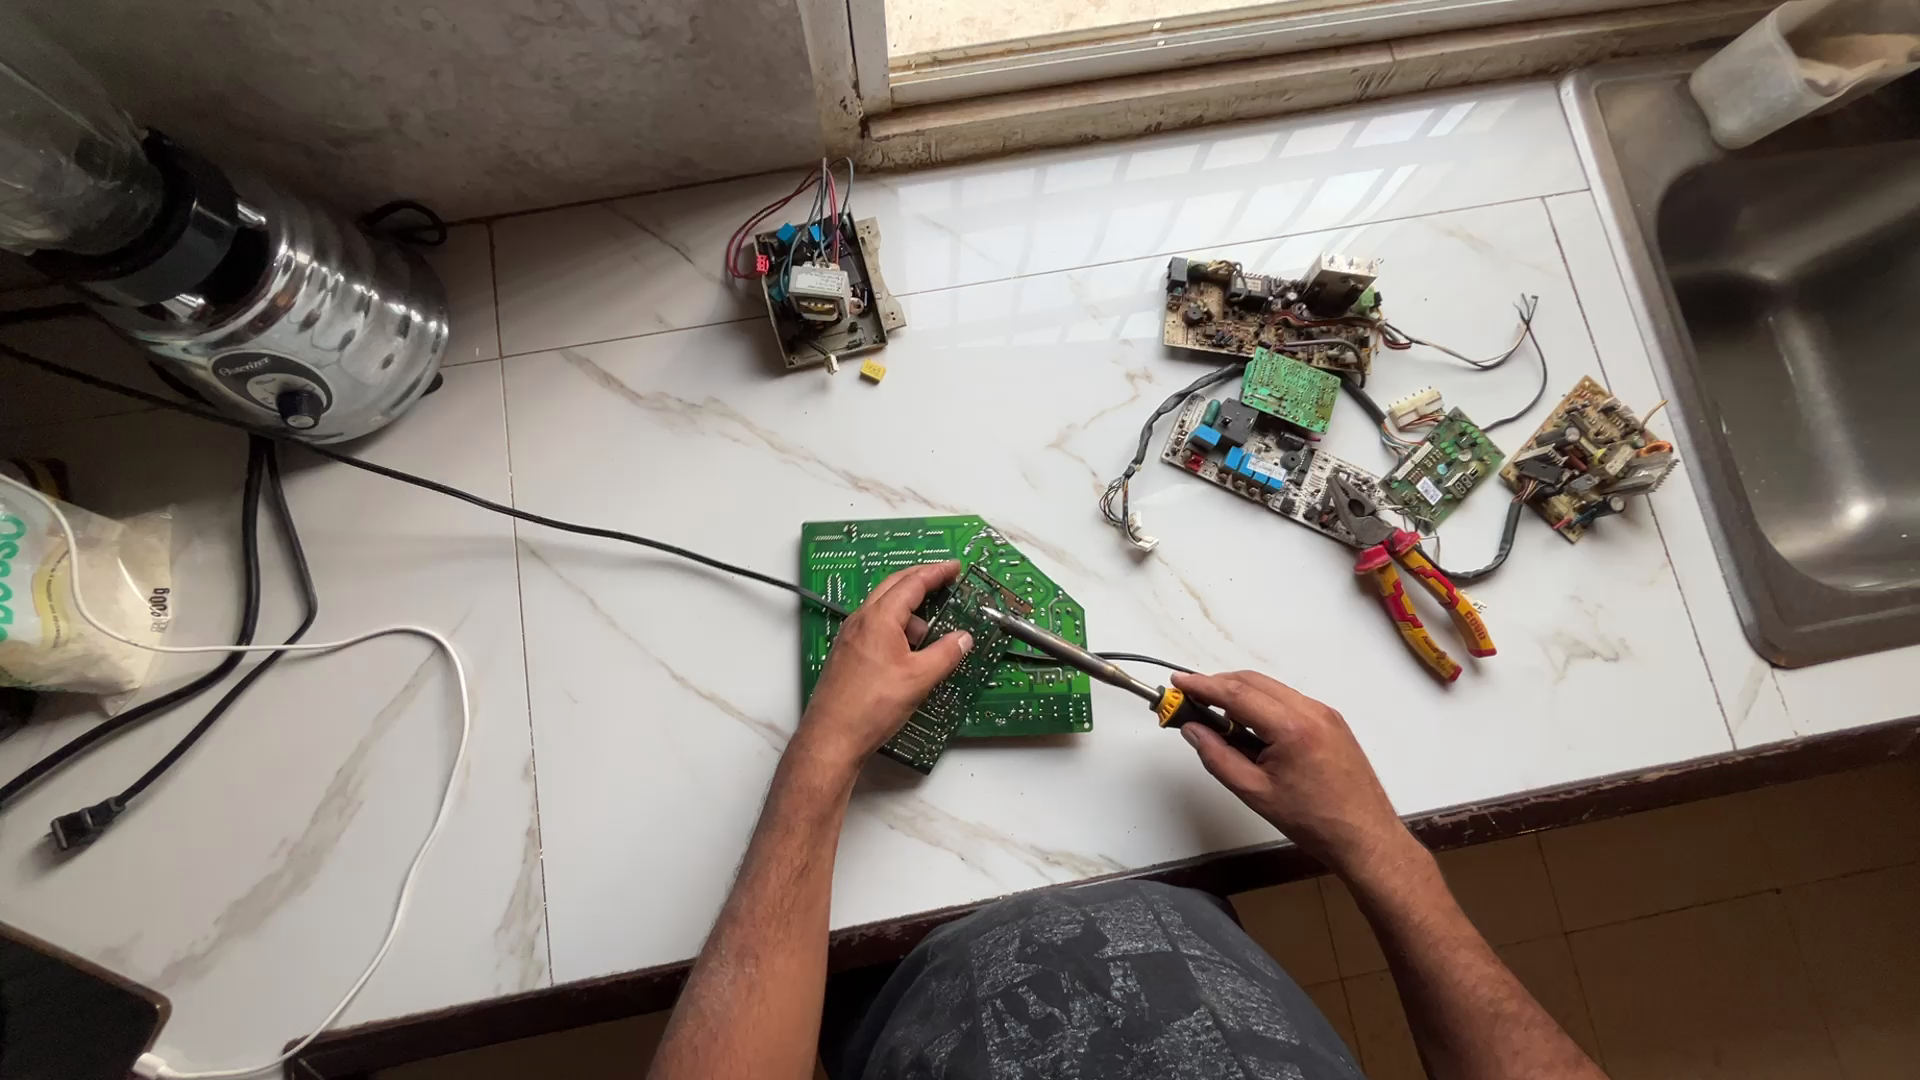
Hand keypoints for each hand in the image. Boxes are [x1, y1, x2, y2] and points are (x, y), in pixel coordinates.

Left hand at [793, 561, 974, 774]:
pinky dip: (897, 628)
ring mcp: (851, 636)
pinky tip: (909, 650)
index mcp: (879, 618)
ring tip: (933, 633)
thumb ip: (945, 654)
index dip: (936, 572)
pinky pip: (876, 627)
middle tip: (944, 581)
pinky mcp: (848, 653)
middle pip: (894, 586)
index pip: (912, 583)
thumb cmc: (869, 708)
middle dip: (921, 580)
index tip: (953, 568)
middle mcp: (861, 621)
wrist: (832, 737)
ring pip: (884, 608)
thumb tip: (963, 639)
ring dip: (910, 611)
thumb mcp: (919, 679)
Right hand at [1173, 670, 1413, 879]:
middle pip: (1253, 681)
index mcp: (1292, 727)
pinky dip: (1262, 703)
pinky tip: (1250, 726)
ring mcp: (1325, 713)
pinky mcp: (1331, 721)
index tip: (1178, 681)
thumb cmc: (1311, 821)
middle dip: (1218, 685)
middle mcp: (1311, 710)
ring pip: (1271, 688)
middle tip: (1191, 698)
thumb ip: (1217, 756)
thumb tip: (1191, 728)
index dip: (1203, 685)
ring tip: (1217, 716)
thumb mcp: (1254, 792)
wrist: (1367, 839)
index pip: (1237, 693)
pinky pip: (1287, 700)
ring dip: (1240, 693)